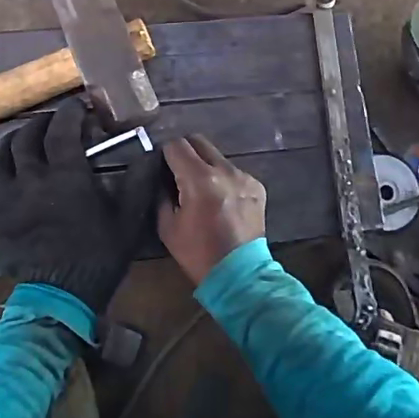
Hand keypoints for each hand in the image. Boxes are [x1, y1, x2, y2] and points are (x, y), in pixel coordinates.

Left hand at [0, 98, 162, 312]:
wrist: (62, 294)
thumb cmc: (99, 254)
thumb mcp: (129, 217)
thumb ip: (139, 179)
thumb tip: (151, 148)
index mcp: (65, 174)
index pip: (62, 128)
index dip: (70, 112)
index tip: (79, 106)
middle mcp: (30, 178)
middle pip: (28, 136)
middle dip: (43, 123)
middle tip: (54, 122)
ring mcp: (6, 196)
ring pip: (0, 155)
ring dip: (13, 140)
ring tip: (24, 138)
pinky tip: (0, 168)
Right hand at [157, 135, 266, 285]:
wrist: (240, 276)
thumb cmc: (198, 253)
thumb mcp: (167, 225)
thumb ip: (163, 193)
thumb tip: (163, 176)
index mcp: (199, 180)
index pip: (176, 145)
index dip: (165, 153)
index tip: (161, 166)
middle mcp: (225, 171)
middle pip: (198, 141)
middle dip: (184, 152)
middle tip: (177, 171)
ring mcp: (244, 177)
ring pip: (216, 156)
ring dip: (204, 165)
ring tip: (201, 190)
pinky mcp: (257, 186)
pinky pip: (232, 171)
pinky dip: (222, 179)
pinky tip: (220, 200)